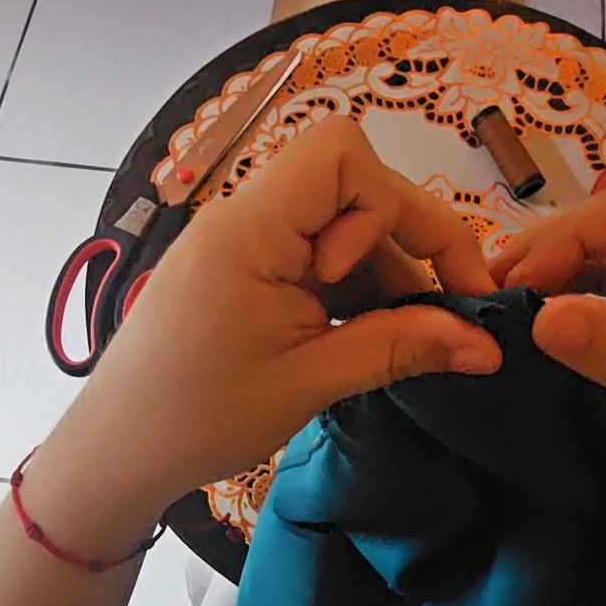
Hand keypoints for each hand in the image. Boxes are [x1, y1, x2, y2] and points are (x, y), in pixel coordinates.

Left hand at [25, 115, 501, 550]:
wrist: (118, 452)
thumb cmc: (199, 418)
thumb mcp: (310, 382)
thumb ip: (401, 349)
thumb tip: (487, 345)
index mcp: (251, 228)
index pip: (340, 153)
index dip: (385, 204)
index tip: (387, 278)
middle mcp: (248, 218)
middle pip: (352, 187)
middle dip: (409, 243)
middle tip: (449, 316)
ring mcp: (246, 243)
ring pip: (342, 226)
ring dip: (386, 274)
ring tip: (407, 341)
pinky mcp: (246, 270)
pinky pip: (317, 257)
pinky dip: (354, 290)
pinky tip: (367, 336)